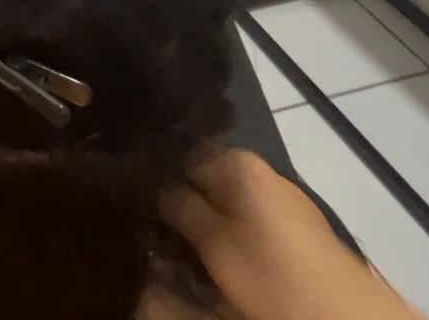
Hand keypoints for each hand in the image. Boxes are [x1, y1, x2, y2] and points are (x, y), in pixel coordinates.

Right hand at [160, 149, 422, 319]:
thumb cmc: (275, 273)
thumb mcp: (214, 242)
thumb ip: (176, 206)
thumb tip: (147, 184)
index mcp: (237, 161)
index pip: (178, 155)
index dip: (154, 178)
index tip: (135, 202)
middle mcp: (259, 173)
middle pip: (201, 184)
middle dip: (178, 206)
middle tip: (155, 233)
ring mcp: (279, 204)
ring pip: (223, 210)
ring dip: (201, 230)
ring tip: (182, 254)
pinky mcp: (294, 235)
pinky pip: (245, 230)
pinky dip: (228, 245)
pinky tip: (216, 265)